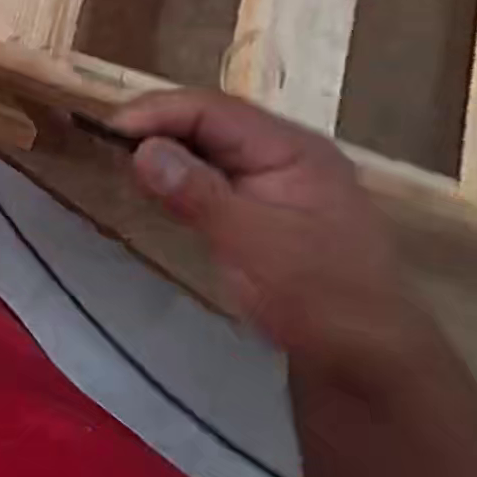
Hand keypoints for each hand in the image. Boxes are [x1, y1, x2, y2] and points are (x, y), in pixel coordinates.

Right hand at [111, 89, 435, 377]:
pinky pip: (206, 170)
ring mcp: (269, 175)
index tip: (109, 130)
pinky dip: (174, 171)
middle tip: (106, 142)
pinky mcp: (255, 200)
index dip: (157, 113)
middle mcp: (279, 150)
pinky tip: (151, 181)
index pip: (212, 109)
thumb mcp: (256, 247)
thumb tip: (139, 149)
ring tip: (121, 158)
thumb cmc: (320, 300)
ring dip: (161, 146)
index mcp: (291, 148)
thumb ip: (198, 194)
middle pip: (206, 119)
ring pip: (202, 143)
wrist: (370, 366)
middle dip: (156, 125)